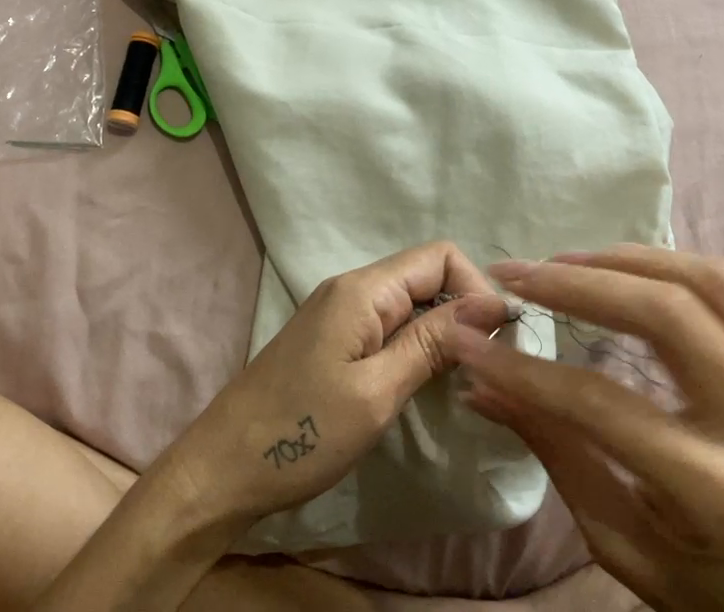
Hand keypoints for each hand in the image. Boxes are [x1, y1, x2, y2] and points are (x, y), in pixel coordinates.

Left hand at [158, 241, 509, 524]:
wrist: (224, 467)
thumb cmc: (302, 433)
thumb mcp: (377, 392)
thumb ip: (431, 344)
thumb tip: (490, 305)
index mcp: (361, 290)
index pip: (439, 256)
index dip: (477, 289)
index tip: (499, 341)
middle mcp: (349, 289)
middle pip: (425, 275)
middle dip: (464, 310)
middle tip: (489, 364)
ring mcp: (337, 316)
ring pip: (409, 303)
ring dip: (442, 331)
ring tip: (465, 376)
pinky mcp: (331, 342)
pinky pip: (387, 326)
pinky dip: (415, 345)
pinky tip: (427, 381)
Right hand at [450, 246, 723, 611]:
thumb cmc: (712, 598)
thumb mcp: (623, 546)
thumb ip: (557, 455)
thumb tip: (481, 389)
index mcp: (721, 492)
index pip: (603, 405)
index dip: (524, 369)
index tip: (468, 341)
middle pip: (670, 315)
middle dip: (578, 285)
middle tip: (515, 275)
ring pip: (715, 285)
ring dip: (630, 260)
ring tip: (564, 262)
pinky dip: (679, 266)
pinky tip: (629, 270)